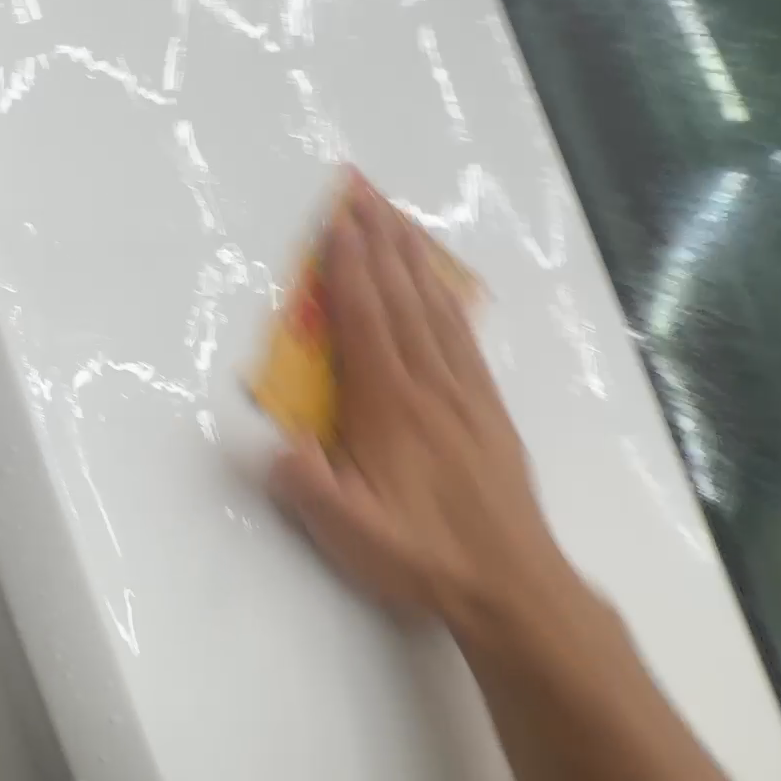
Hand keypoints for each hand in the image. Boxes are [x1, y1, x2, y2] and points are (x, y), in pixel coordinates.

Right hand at [269, 177, 579, 627]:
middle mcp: (428, 384)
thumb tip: (268, 438)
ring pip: (434, 307)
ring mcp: (464, 392)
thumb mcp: (344, 527)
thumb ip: (300, 479)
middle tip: (365, 191)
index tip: (338, 218)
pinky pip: (462, 336)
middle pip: (402, 296)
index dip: (350, 264)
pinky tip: (437, 283)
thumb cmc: (417, 552)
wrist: (512, 589)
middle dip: (381, 239)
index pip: (364, 317)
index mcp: (388, 403)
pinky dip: (445, 296)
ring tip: (396, 216)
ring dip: (413, 256)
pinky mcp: (486, 408)